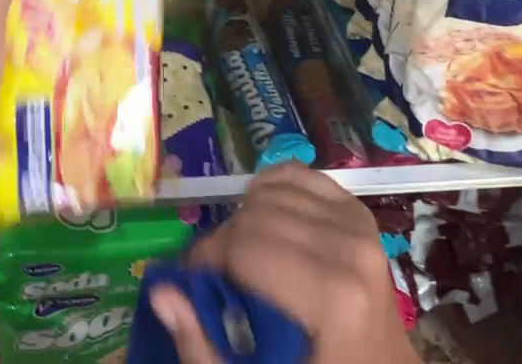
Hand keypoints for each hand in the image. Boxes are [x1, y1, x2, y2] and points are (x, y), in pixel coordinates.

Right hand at [149, 164, 413, 363]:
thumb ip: (205, 346)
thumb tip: (161, 291)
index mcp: (333, 298)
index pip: (246, 246)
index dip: (206, 260)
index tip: (191, 284)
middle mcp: (351, 251)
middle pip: (256, 215)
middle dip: (223, 241)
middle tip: (214, 275)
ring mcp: (360, 226)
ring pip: (273, 190)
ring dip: (245, 216)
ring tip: (242, 254)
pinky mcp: (359, 214)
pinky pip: (300, 175)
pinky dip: (272, 188)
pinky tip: (264, 217)